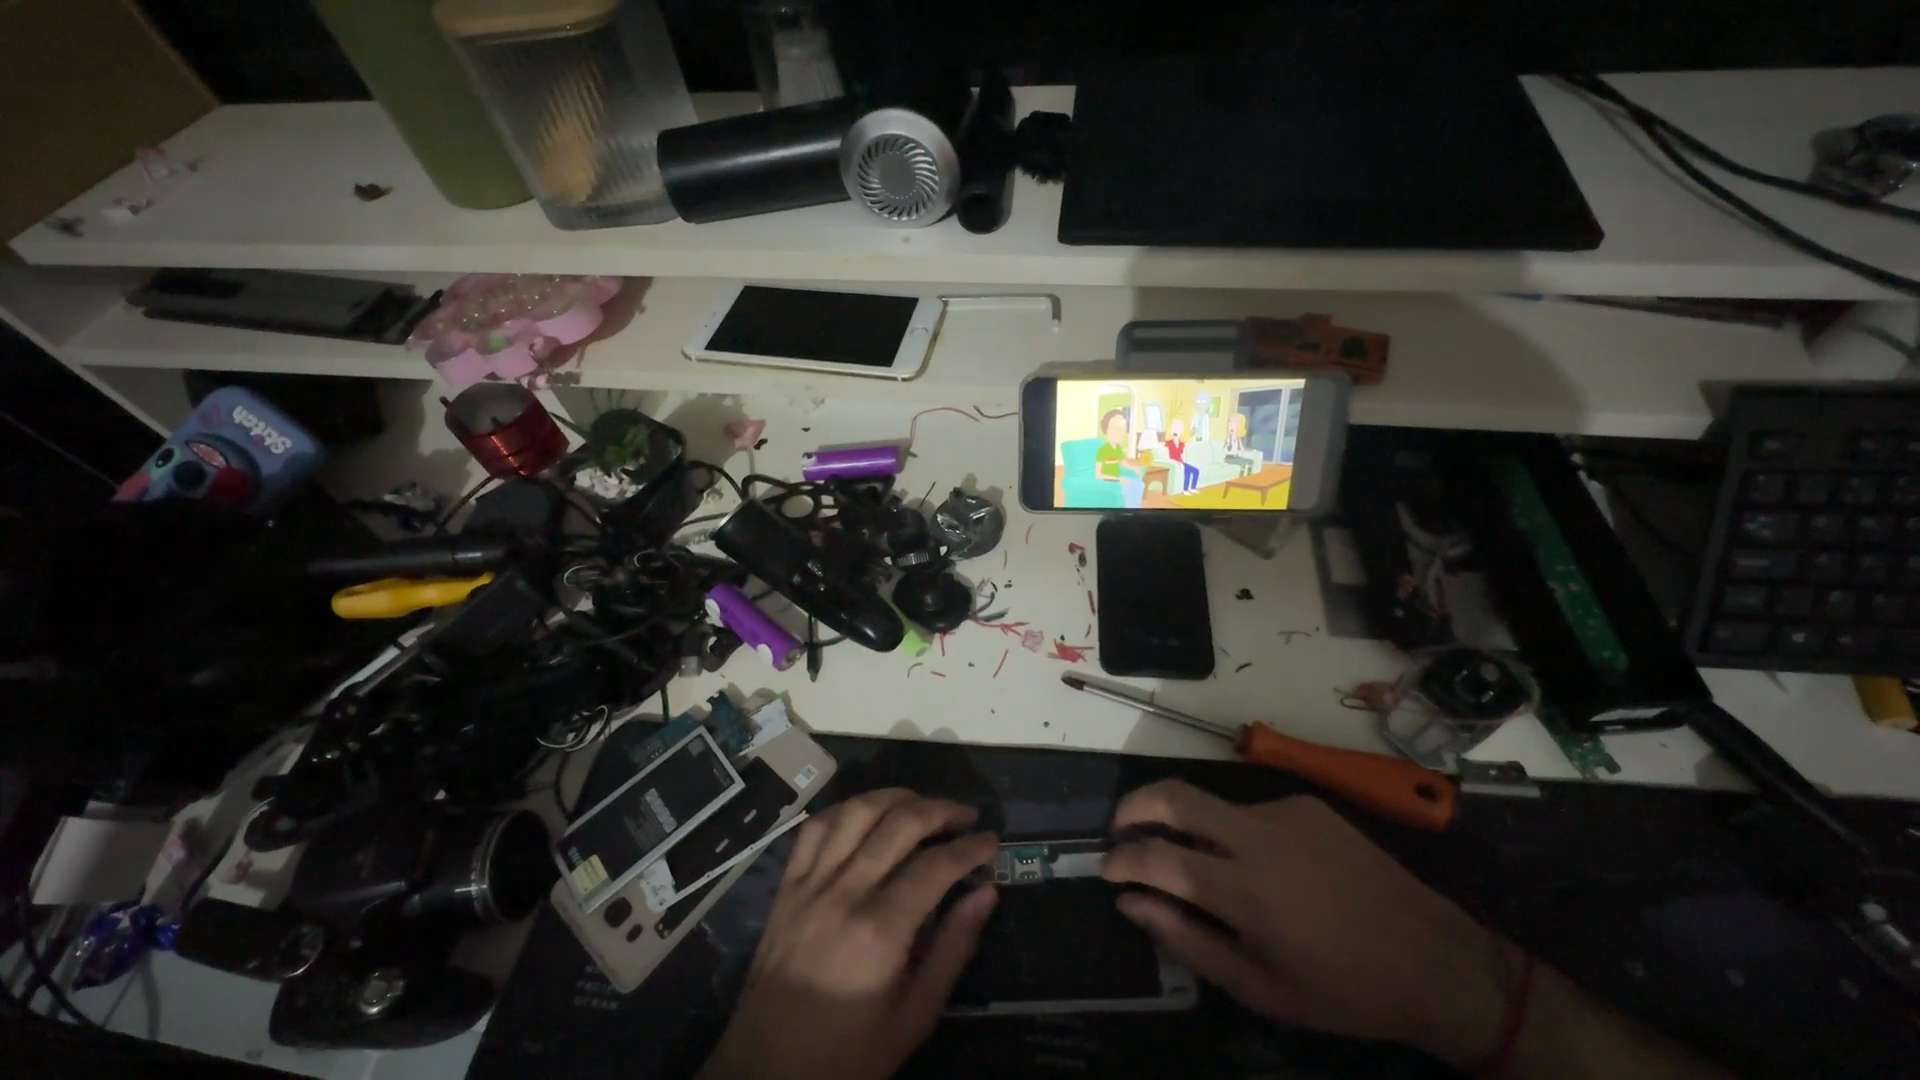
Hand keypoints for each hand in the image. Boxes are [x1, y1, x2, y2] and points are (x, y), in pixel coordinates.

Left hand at [700, 789, 998, 1079]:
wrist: (766, 1071)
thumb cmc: (848, 1055)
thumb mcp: (914, 1016)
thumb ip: (953, 948)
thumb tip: (986, 893)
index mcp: (880, 931)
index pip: (936, 866)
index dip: (969, 848)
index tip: (991, 843)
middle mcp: (843, 894)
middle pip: (898, 824)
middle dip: (940, 810)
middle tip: (965, 816)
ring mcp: (809, 885)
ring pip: (855, 812)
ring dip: (894, 797)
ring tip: (922, 803)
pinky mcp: (785, 887)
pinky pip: (815, 829)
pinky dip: (845, 809)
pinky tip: (867, 813)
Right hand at [1101, 781, 1512, 1066]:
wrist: (1434, 960)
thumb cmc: (1341, 989)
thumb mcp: (1257, 987)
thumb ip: (1186, 940)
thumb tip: (1132, 902)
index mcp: (1244, 889)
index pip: (1156, 855)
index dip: (1121, 859)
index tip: (1106, 870)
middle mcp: (1258, 836)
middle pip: (1173, 794)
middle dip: (1133, 805)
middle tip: (1121, 830)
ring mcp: (1285, 813)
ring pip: (1212, 803)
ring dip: (1187, 823)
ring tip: (1196, 862)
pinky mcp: (1308, 805)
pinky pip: (1251, 811)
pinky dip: (1234, 831)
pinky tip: (1258, 866)